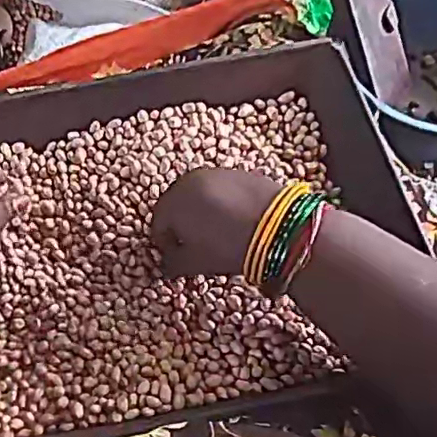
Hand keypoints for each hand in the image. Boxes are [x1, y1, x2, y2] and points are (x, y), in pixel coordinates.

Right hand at [150, 168, 281, 278]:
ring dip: (200, 214)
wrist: (279, 227)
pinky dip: (220, 204)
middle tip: (193, 246)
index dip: (164, 245)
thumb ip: (172, 263)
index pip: (157, 224)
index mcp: (172, 201)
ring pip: (198, 196)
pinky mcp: (240, 172)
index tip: (175, 258)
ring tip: (215, 234)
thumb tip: (166, 264)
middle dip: (180, 226)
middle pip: (176, 206)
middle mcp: (189, 180)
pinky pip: (220, 190)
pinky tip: (232, 222)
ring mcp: (216, 172)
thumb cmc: (226, 246)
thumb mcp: (193, 263)